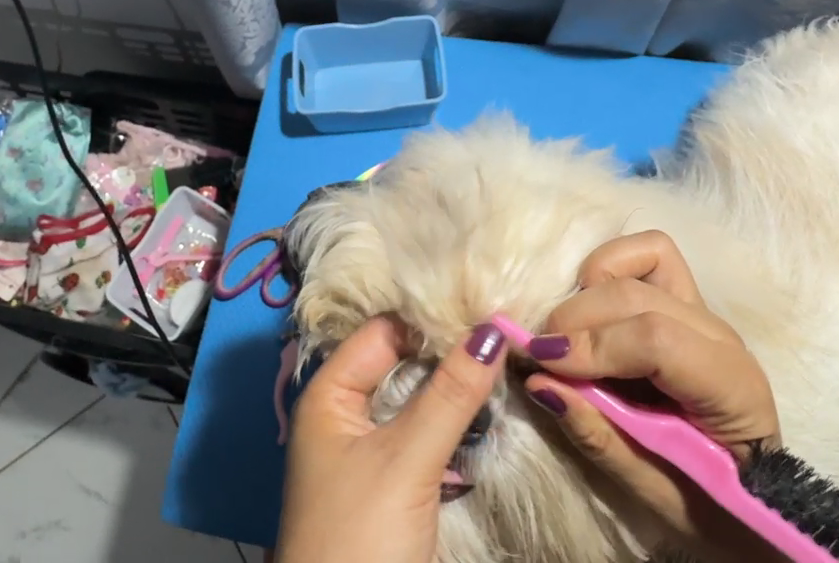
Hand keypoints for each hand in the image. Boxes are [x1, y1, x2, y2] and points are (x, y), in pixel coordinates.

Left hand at [275, 316, 504, 562]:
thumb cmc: (361, 537)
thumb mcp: (407, 460)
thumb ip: (450, 395)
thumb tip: (493, 329)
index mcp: (330, 394)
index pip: (383, 331)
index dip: (430, 315)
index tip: (486, 300)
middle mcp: (346, 411)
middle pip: (402, 362)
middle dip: (449, 347)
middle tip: (506, 324)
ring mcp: (369, 447)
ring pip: (417, 397)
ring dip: (456, 384)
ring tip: (508, 356)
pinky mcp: (393, 479)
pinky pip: (425, 430)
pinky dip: (454, 418)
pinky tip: (490, 406)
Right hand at [520, 232, 783, 556]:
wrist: (751, 498)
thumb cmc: (708, 504)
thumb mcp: (654, 494)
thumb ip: (599, 436)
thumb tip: (538, 383)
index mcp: (731, 388)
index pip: (656, 338)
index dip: (592, 344)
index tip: (541, 364)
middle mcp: (720, 335)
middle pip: (635, 294)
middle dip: (574, 320)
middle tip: (538, 359)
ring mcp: (702, 310)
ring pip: (639, 258)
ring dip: (588, 288)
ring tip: (567, 335)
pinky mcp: (683, 299)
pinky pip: (646, 254)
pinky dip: (608, 266)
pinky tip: (590, 309)